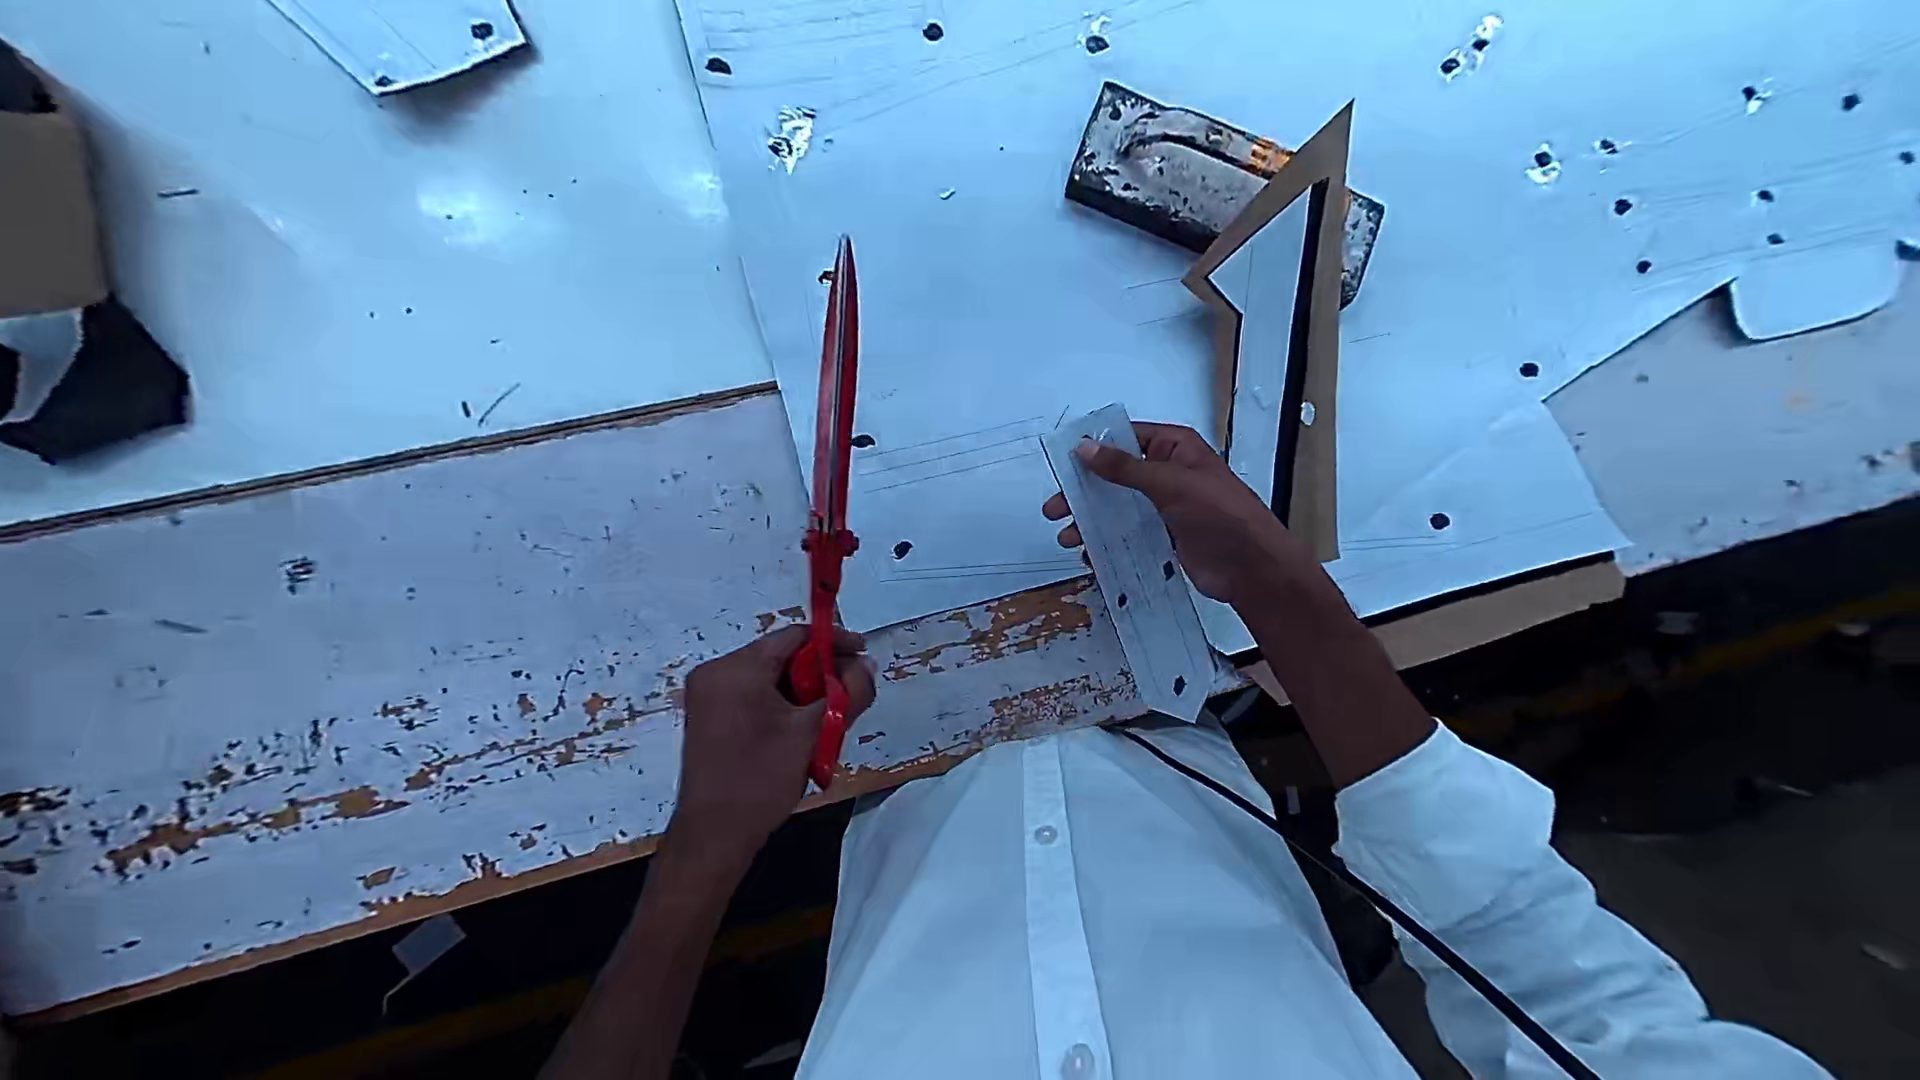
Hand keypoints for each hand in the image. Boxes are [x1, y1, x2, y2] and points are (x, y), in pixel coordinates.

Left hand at [670, 626, 875, 864]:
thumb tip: (867, 665)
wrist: (713, 837)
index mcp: (737, 669)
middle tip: (850, 689)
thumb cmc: (762, 779)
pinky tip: (803, 723)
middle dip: (820, 669)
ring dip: (803, 687)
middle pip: (781, 655)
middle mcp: (716, 672)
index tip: (863, 654)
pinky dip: (782, 701)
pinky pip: (753, 692)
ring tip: (831, 710)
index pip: (794, 636)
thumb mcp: (815, 732)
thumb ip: (849, 692)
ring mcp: (707, 694)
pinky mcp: (707, 715)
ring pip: (769, 675)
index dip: (834, 641)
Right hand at [1042, 421, 1319, 605]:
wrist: (1251, 568)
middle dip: (1084, 492)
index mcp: (1175, 448)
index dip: (1095, 447)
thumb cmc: (1219, 515)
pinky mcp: (1163, 535)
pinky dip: (1107, 541)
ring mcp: (1164, 506)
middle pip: (1115, 476)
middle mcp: (1167, 473)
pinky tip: (1090, 554)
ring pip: (1117, 507)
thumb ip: (1125, 467)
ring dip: (1091, 521)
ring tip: (1067, 538)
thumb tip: (1085, 447)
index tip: (1063, 461)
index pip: (1127, 438)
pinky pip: (1127, 533)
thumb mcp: (1169, 483)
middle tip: (1054, 508)